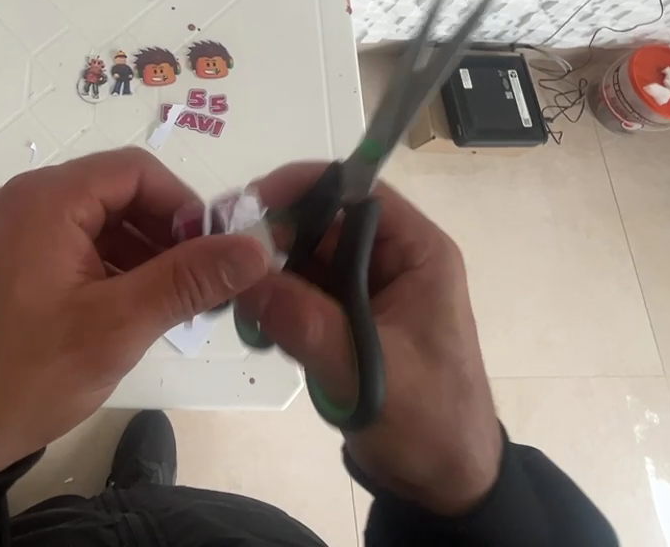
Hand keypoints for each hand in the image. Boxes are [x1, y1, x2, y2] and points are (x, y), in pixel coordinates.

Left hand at [0, 148, 273, 473]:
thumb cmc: (26, 374)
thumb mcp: (116, 326)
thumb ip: (187, 280)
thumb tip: (255, 249)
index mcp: (49, 199)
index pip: (136, 170)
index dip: (182, 204)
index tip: (213, 253)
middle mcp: (30, 198)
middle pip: (118, 191)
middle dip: (165, 232)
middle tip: (200, 285)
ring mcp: (17, 227)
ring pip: (100, 218)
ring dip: (142, 251)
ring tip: (174, 303)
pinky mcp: (13, 256)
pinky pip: (76, 241)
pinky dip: (111, 265)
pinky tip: (132, 306)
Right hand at [235, 164, 504, 515]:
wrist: (443, 483)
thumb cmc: (428, 421)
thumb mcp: (367, 370)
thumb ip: (306, 322)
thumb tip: (243, 276)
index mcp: (416, 250)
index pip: (356, 190)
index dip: (303, 186)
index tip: (250, 203)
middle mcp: (389, 255)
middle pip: (321, 218)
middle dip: (274, 232)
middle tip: (226, 256)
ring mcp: (365, 282)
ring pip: (304, 250)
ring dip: (269, 268)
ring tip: (237, 294)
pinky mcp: (345, 310)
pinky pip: (300, 284)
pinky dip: (274, 296)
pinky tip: (256, 320)